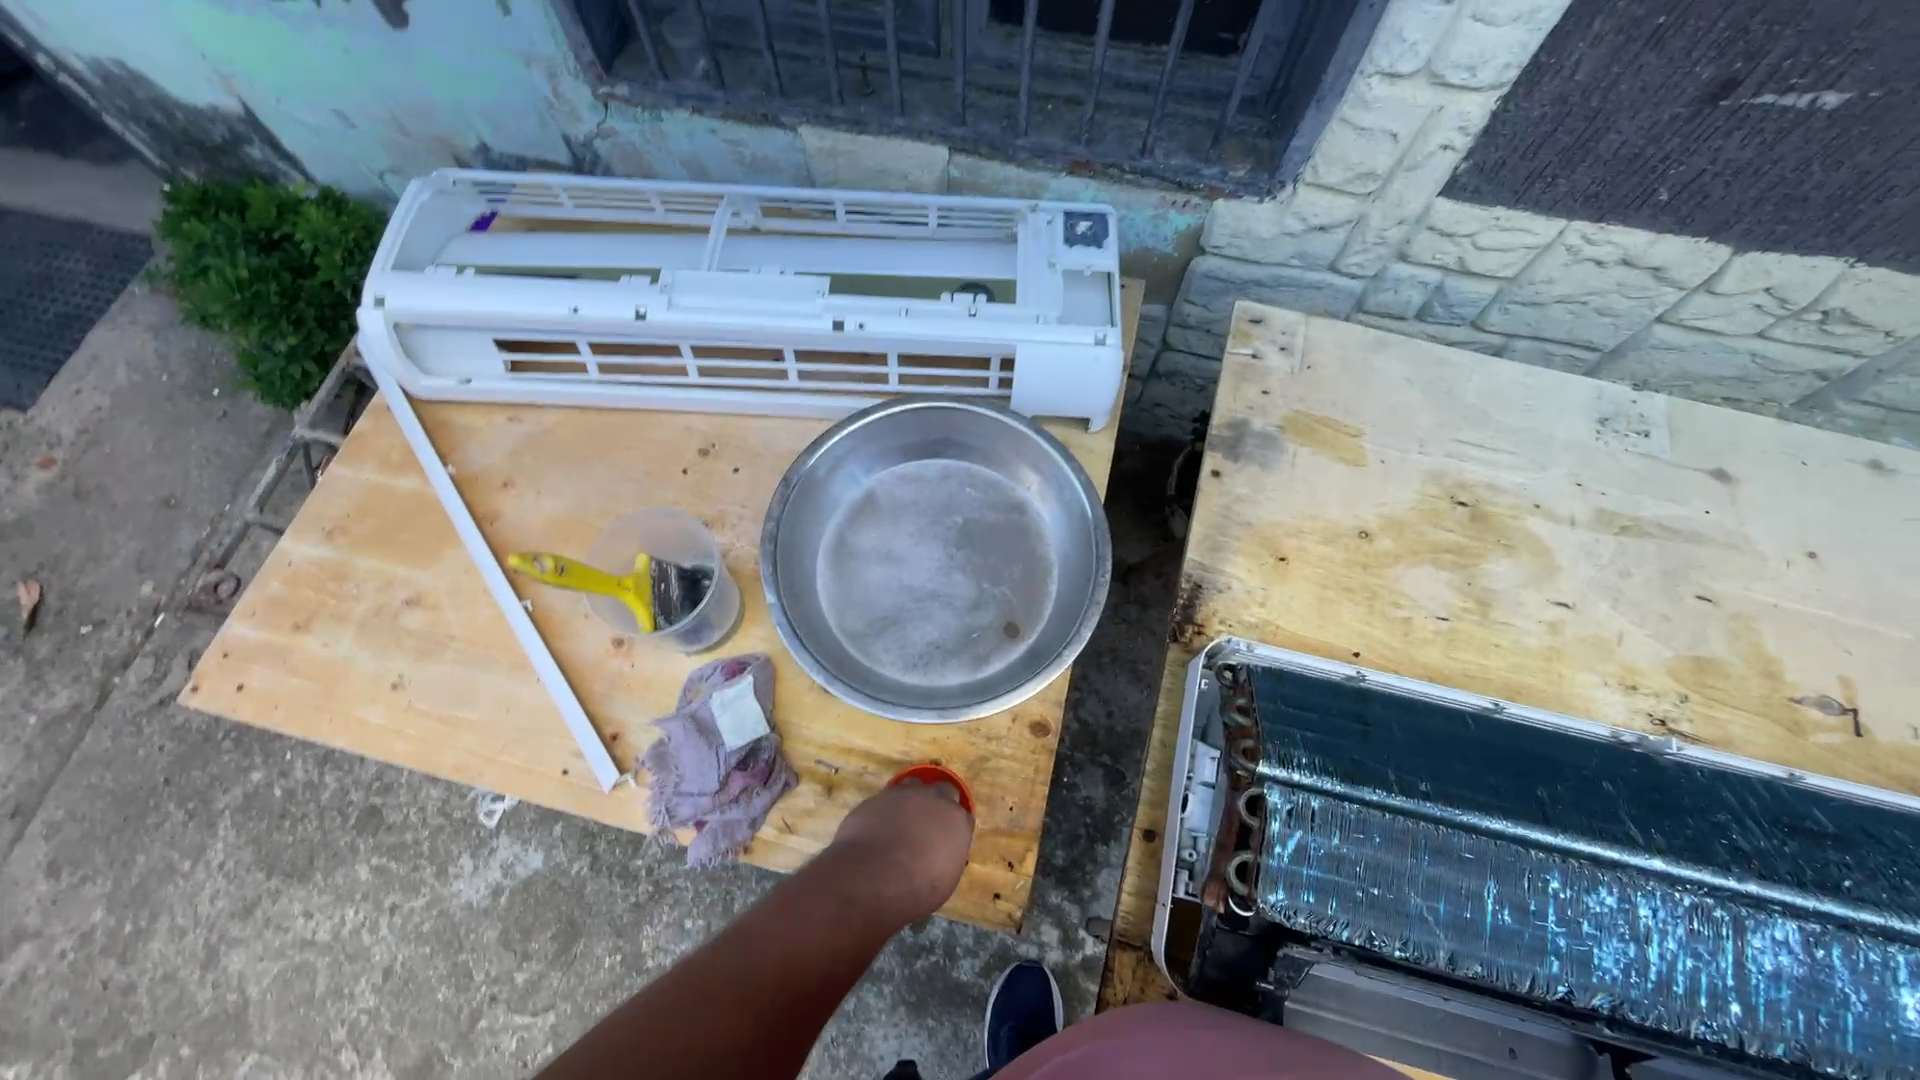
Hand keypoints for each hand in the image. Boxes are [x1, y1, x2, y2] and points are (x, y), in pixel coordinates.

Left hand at [822, 783, 974, 923]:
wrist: (873, 876)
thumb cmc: (916, 888)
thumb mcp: (943, 881)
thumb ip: (946, 858)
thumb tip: (938, 856)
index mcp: (958, 821)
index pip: (963, 817)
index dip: (954, 829)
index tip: (947, 842)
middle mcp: (935, 799)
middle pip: (944, 791)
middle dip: (939, 805)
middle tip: (928, 826)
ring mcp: (905, 794)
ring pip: (915, 785)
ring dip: (913, 798)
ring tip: (902, 820)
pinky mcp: (878, 797)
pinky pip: (887, 798)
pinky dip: (887, 809)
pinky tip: (879, 827)